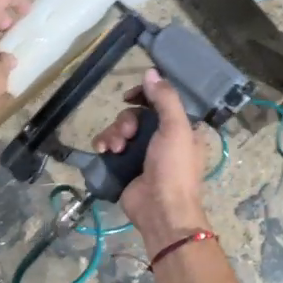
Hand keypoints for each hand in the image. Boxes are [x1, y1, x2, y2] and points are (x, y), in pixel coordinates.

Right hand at [92, 69, 211, 252]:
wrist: (161, 211)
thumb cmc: (174, 169)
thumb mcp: (176, 129)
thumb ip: (165, 99)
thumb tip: (150, 71)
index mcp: (180, 129)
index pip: (160, 102)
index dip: (144, 95)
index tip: (129, 96)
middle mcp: (161, 139)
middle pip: (136, 115)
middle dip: (126, 121)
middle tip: (127, 134)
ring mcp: (141, 154)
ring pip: (120, 129)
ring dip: (113, 133)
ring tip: (114, 148)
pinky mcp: (124, 167)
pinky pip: (110, 147)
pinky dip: (104, 145)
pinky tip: (102, 151)